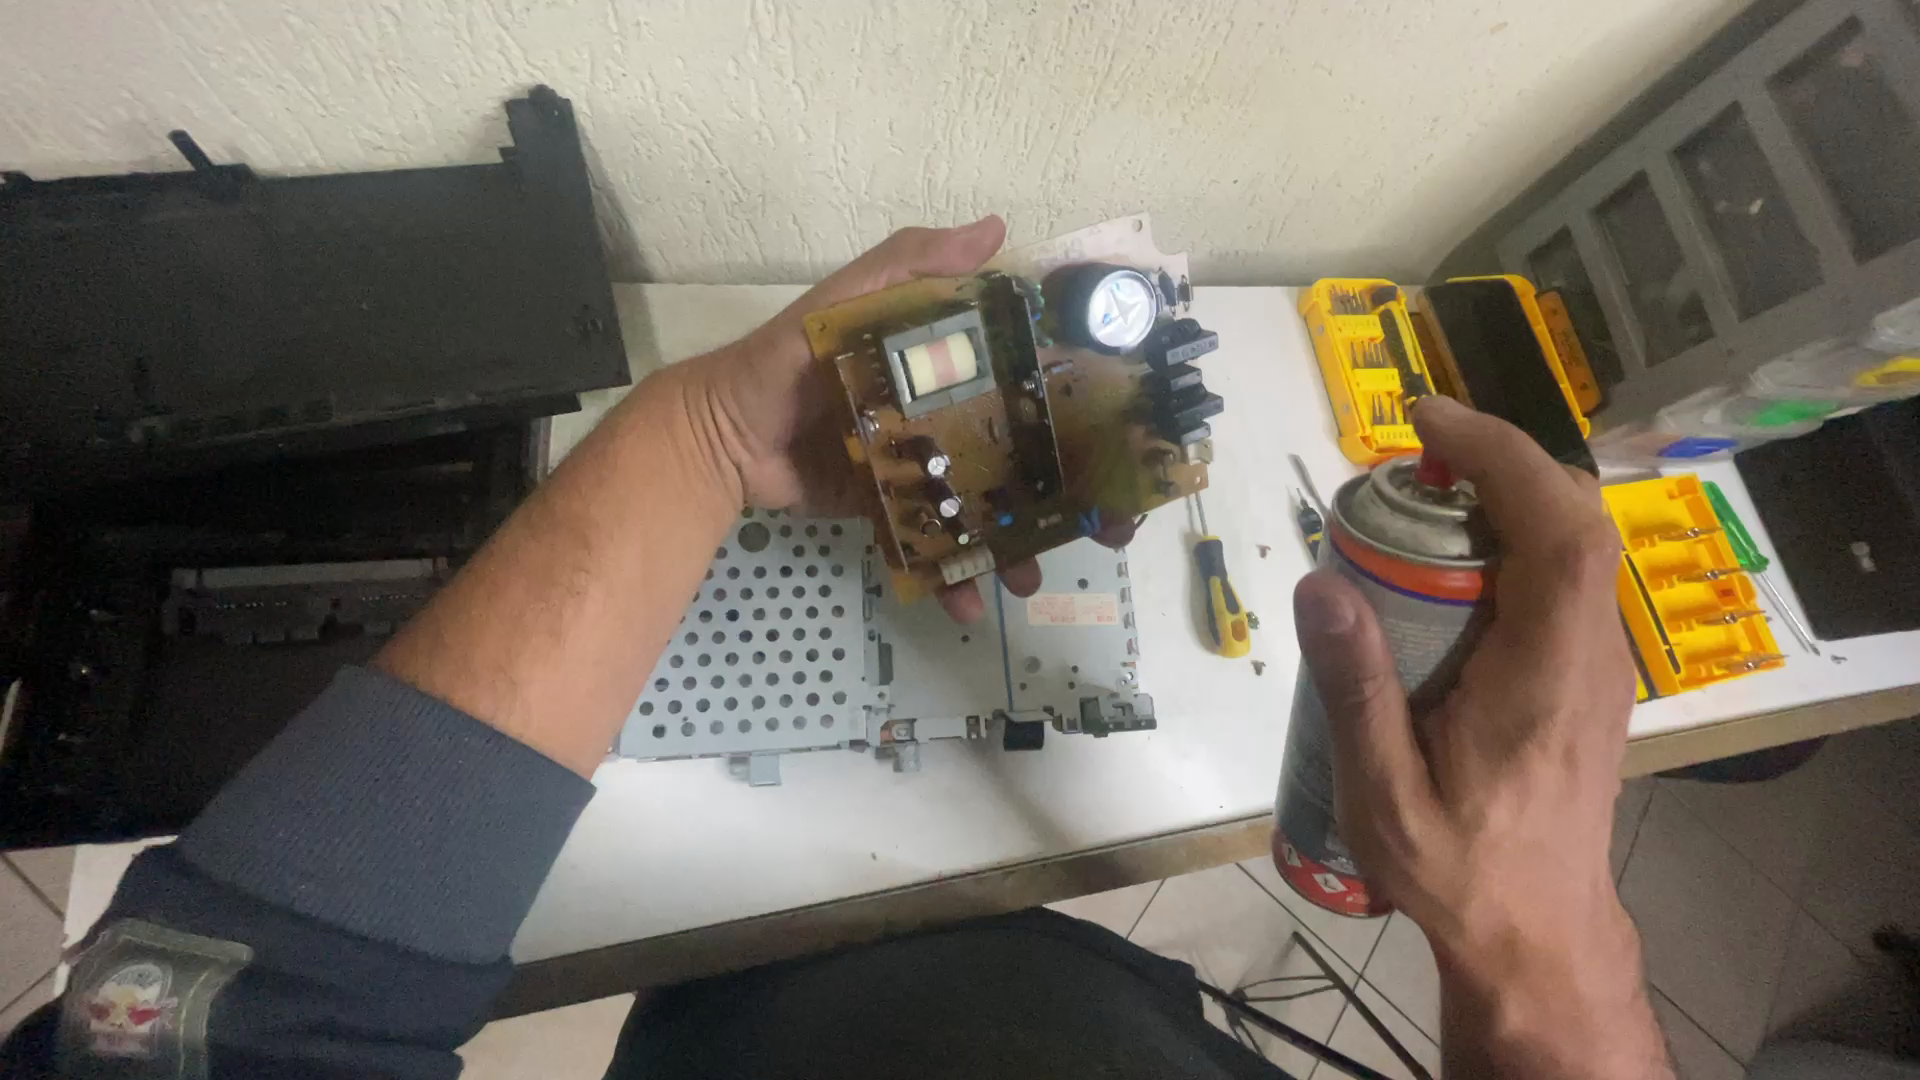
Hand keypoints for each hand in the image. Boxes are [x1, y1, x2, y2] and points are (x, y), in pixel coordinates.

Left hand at [682, 217, 1134, 621]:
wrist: (725, 436)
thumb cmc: (787, 360)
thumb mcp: (845, 302)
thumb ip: (908, 265)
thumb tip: (995, 230)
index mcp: (950, 368)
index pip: (1029, 387)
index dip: (1081, 414)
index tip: (1126, 442)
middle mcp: (949, 419)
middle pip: (1024, 461)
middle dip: (1068, 497)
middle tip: (1108, 529)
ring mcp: (925, 470)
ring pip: (988, 512)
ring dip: (1017, 549)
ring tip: (1032, 578)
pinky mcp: (896, 511)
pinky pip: (936, 548)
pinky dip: (952, 579)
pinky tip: (968, 606)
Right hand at [1288, 396, 1665, 1077]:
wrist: (1531, 931)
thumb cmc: (1451, 865)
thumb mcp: (1381, 787)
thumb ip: (1353, 685)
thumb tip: (1318, 581)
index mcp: (1544, 677)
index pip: (1558, 535)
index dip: (1500, 457)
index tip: (1426, 419)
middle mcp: (1588, 657)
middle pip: (1574, 522)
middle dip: (1497, 461)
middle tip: (1409, 452)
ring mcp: (1590, 665)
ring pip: (1572, 544)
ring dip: (1502, 493)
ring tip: (1416, 493)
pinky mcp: (1576, 675)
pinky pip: (1557, 576)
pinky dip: (1507, 533)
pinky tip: (1442, 557)